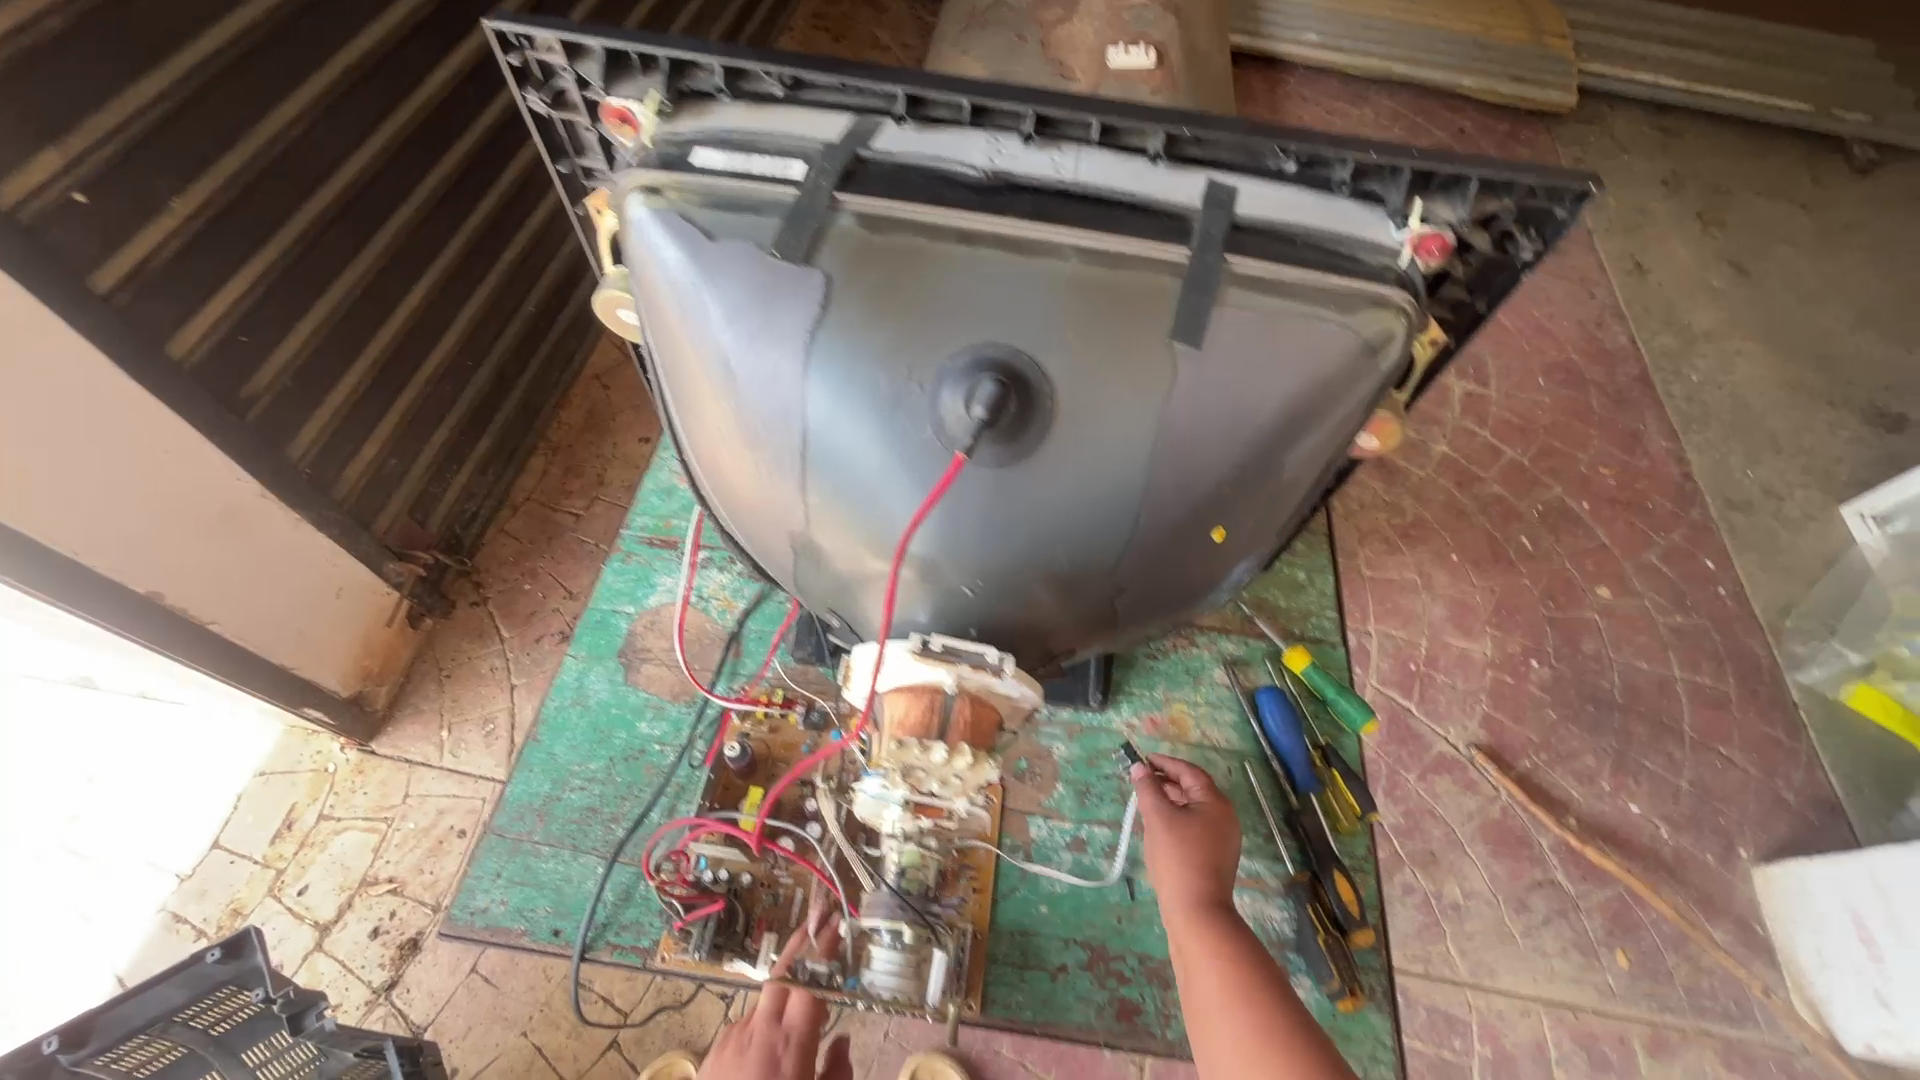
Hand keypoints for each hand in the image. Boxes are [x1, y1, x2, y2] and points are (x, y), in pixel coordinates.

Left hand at [698, 910, 852, 1079]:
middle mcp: (760, 1032)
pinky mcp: (711, 1055)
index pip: (812, 982)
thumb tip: (843, 1041)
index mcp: (792, 1045)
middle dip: (802, 947)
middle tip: (819, 922)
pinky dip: (760, 1026)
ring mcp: (732, 1040)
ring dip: (783, 992)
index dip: (824, 950)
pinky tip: (766, 1046)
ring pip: (762, 1001)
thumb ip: (837, 1072)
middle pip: (783, 974)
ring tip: (799, 997)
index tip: (835, 924)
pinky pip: (743, 1027)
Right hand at [1129, 754, 1241, 920]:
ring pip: (1193, 810)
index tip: (1142, 760)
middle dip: (1166, 782)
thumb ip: (1147, 789)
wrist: (1197, 911)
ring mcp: (1222, 839)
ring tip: (1144, 802)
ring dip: (1169, 801)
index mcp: (1215, 802)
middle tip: (1140, 780)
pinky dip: (1176, 820)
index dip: (1165, 763)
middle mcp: (1225, 817)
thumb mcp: (1158, 818)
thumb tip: (1139, 768)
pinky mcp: (1215, 856)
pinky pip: (1194, 827)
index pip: (1189, 772)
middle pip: (1193, 789)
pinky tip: (1157, 828)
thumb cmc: (1178, 858)